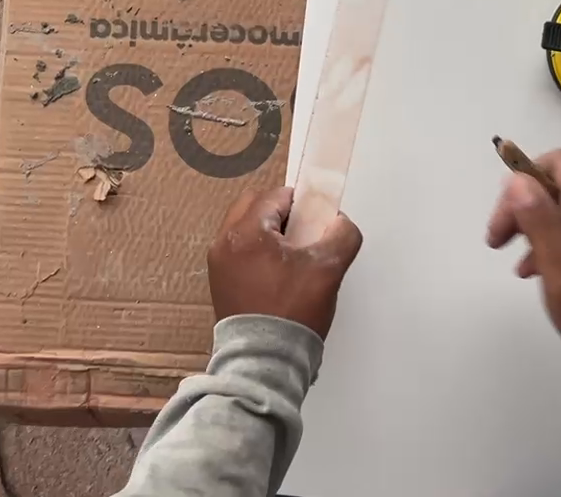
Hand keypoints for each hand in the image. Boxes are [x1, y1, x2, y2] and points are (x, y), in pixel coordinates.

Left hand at [209, 186, 363, 338]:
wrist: (264, 365)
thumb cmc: (293, 312)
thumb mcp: (328, 269)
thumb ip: (342, 235)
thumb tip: (339, 222)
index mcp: (246, 232)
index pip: (276, 196)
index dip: (301, 202)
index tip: (317, 219)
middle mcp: (224, 243)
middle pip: (254, 206)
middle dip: (281, 212)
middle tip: (304, 234)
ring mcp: (219, 265)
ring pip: (246, 228)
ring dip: (269, 232)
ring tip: (293, 257)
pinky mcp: (220, 284)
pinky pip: (240, 251)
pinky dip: (258, 252)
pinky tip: (279, 274)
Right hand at [485, 149, 560, 366]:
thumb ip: (539, 221)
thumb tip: (518, 180)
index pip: (559, 162)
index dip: (525, 178)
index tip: (507, 216)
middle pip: (559, 184)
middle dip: (524, 205)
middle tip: (500, 241)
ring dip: (536, 226)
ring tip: (518, 265)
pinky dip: (555, 242)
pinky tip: (540, 272)